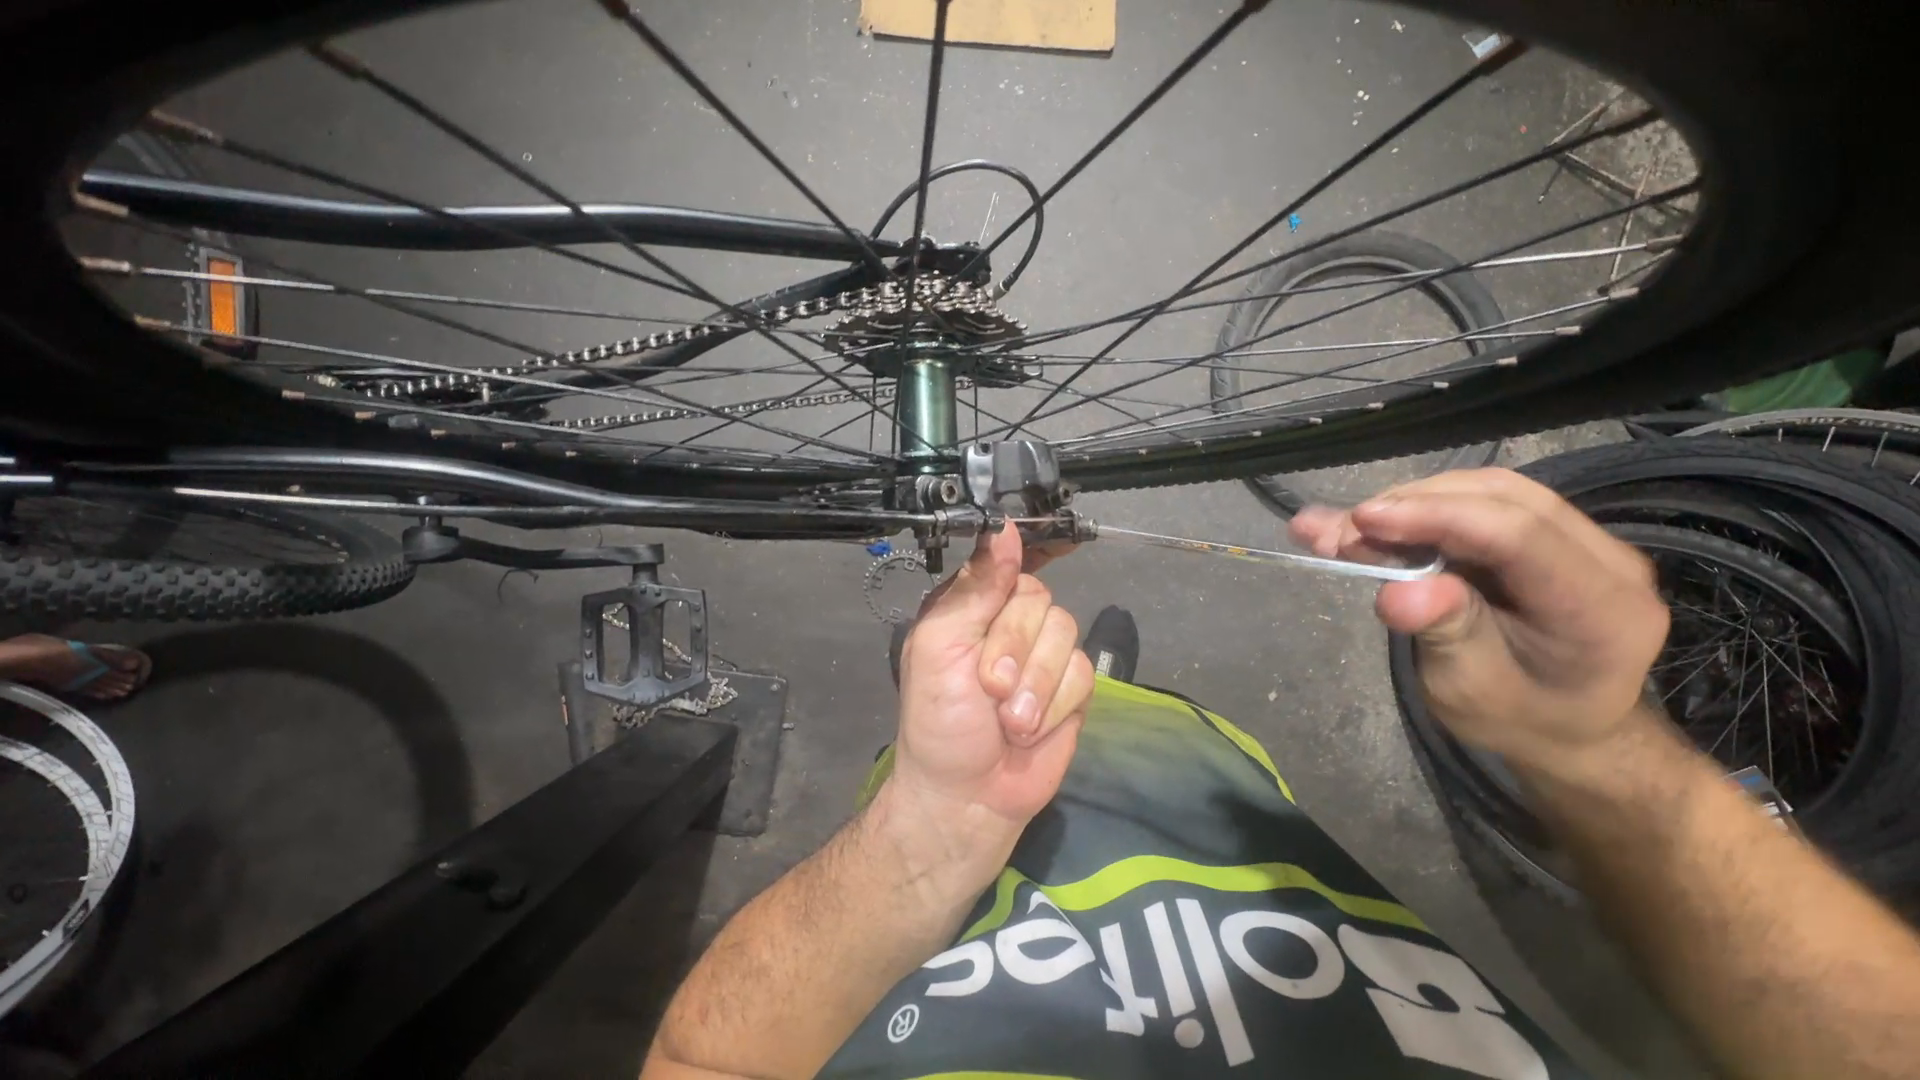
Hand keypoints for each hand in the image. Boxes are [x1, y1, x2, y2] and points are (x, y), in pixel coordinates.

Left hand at [888, 522, 1093, 842]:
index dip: (1018, 564)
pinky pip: (1082, 671)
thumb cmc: (939, 722)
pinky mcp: (1071, 687)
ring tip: (1008, 720)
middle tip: (989, 688)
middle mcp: (1006, 622)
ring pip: (1064, 633)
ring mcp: (1042, 654)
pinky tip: (1032, 729)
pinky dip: (1055, 705)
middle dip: (1014, 649)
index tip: (1041, 558)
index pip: (1003, 562)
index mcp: (968, 606)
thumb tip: (1004, 528)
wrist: (970, 796)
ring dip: (1035, 685)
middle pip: (1038, 597)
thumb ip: (975, 589)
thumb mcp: (939, 648)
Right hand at [1290, 469, 1669, 773]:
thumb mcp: (1471, 691)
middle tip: (1341, 532)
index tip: (1361, 521)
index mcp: (1599, 609)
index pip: (1518, 534)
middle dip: (1414, 505)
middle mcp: (1607, 561)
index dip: (1436, 517)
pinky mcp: (1556, 533)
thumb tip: (1397, 592)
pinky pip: (1489, 502)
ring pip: (1492, 490)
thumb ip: (1444, 634)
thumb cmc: (1516, 718)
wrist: (1567, 728)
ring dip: (1414, 502)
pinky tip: (1377, 522)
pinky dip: (1427, 508)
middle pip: (1503, 498)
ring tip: (1350, 530)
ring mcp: (1586, 541)